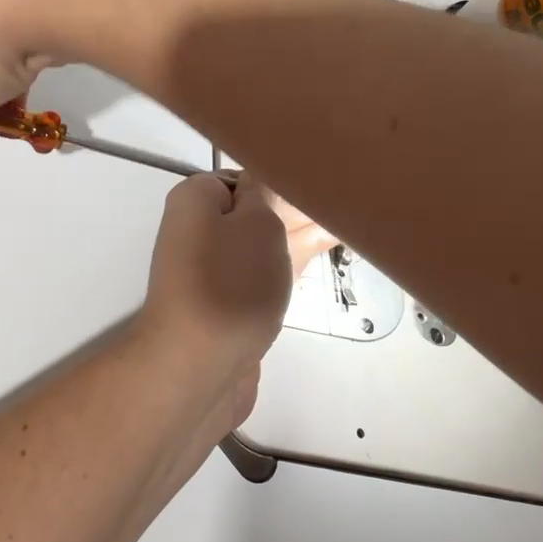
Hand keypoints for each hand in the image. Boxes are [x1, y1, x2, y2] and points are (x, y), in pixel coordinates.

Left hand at [136, 174, 334, 426]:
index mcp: (196, 199)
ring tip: (347, 224)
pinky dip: (289, 266)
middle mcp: (197, 230)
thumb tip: (261, 181)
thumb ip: (266, 194)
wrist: (197, 365)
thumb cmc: (230, 281)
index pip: (245, 176)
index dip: (284, 178)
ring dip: (298, 236)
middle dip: (296, 208)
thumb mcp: (257, 222)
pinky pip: (262, 275)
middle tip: (346, 203)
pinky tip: (319, 256)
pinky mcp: (227, 305)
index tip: (324, 183)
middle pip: (255, 210)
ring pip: (262, 245)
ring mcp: (212, 271)